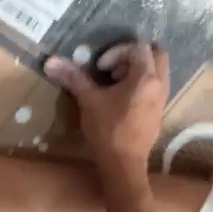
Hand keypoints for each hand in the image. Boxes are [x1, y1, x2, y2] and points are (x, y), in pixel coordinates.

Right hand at [44, 43, 169, 193]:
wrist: (124, 163)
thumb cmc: (108, 129)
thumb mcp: (88, 100)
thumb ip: (73, 77)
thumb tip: (50, 61)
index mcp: (146, 78)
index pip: (137, 48)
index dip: (115, 52)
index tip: (100, 68)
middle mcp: (160, 84)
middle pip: (156, 54)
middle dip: (132, 56)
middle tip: (112, 69)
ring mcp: (162, 98)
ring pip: (157, 71)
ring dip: (136, 70)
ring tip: (114, 84)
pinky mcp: (158, 110)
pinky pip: (154, 86)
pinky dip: (139, 83)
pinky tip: (119, 99)